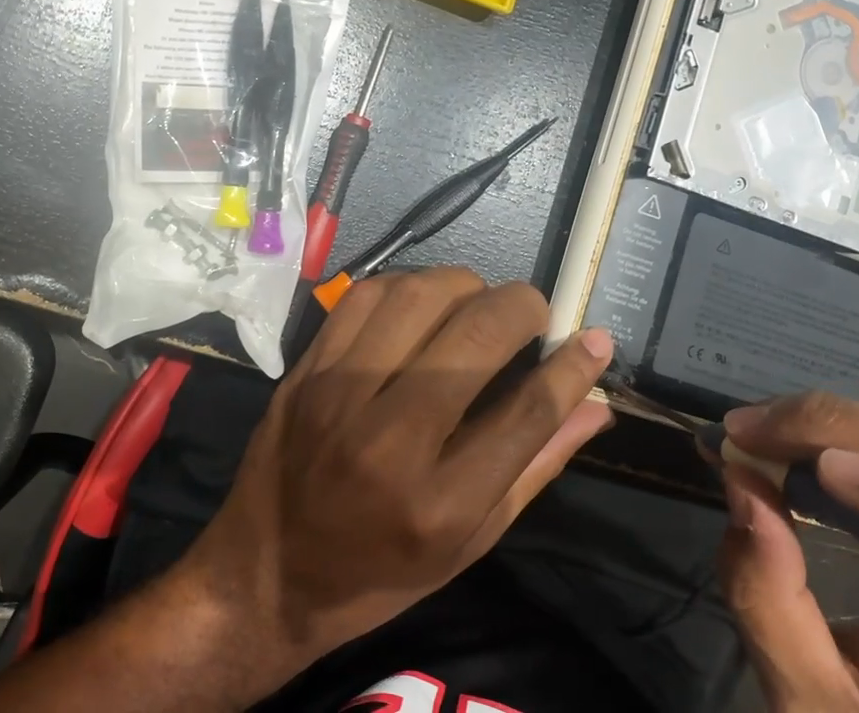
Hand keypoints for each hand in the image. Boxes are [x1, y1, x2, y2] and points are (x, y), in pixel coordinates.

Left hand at [175, 268, 614, 684]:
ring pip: (417, 297)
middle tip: (534, 317)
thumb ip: (535, 465)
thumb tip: (594, 401)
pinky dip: (406, 286)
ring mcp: (336, 395)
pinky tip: (424, 304)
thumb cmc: (377, 573)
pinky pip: (362, 297)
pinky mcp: (304, 370)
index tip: (592, 338)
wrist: (263, 573)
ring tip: (480, 305)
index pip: (526, 410)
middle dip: (522, 308)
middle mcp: (388, 439)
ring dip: (465, 286)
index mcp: (440, 503)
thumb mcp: (468, 543)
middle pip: (475, 335)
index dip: (571, 367)